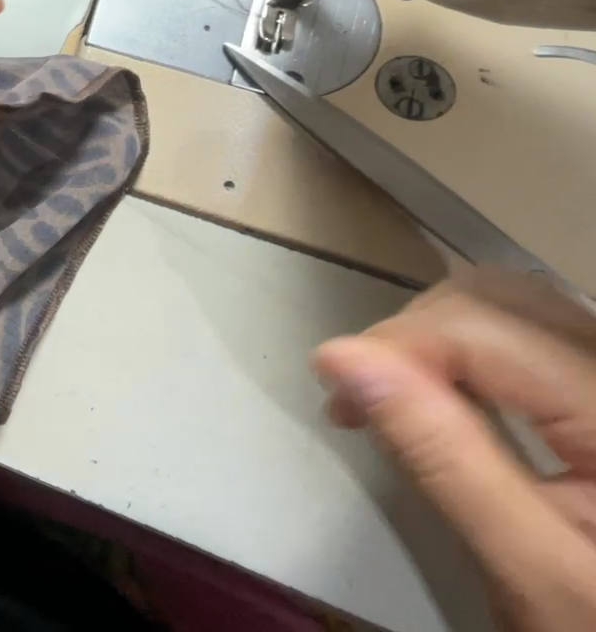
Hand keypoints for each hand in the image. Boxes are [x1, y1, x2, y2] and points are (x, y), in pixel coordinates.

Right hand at [314, 284, 595, 630]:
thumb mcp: (529, 565)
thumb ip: (440, 457)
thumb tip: (336, 356)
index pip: (479, 326)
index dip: (393, 347)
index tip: (342, 405)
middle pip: (495, 300)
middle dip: (407, 337)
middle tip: (360, 402)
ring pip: (505, 307)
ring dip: (425, 340)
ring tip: (386, 397)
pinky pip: (524, 335)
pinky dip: (458, 351)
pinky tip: (434, 396)